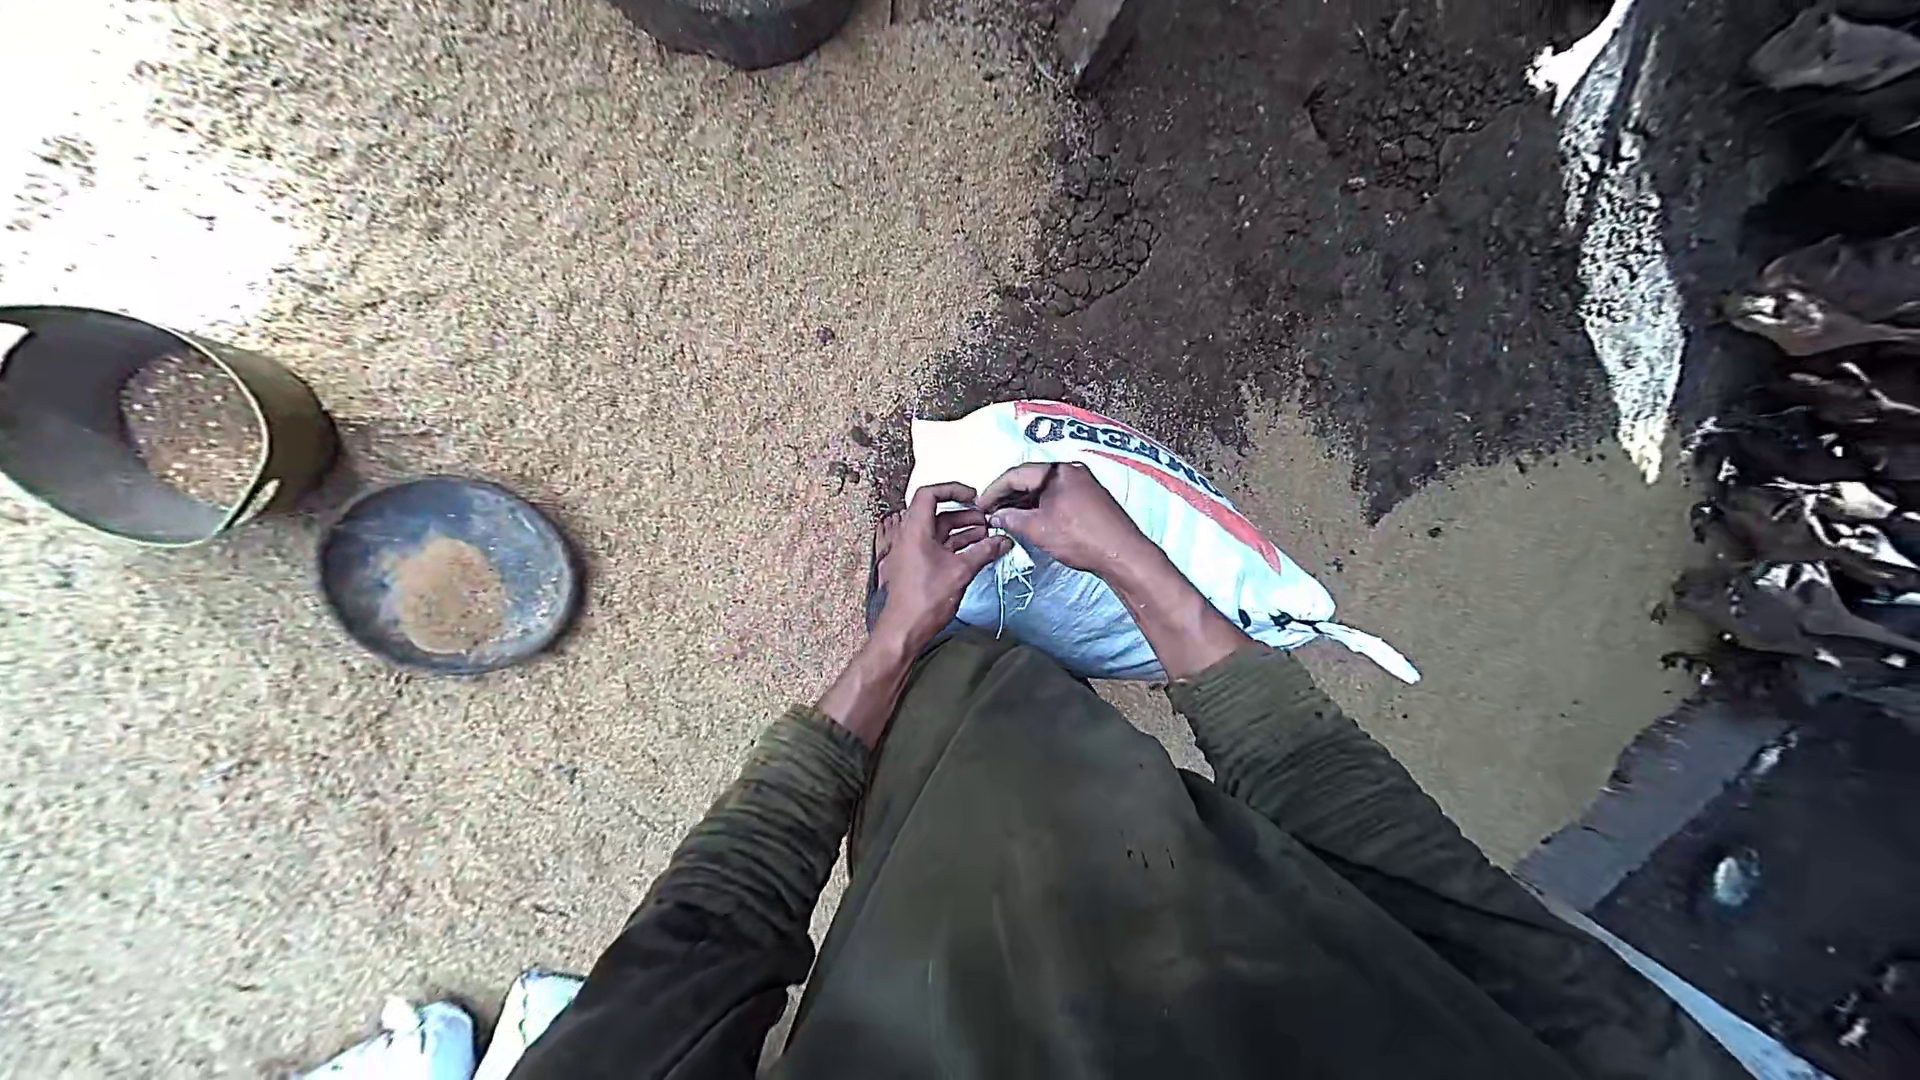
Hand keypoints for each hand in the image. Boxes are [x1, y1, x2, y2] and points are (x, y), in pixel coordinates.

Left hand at [867, 482, 1012, 658]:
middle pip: (938, 512)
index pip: (929, 494)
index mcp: (915, 529)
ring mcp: (914, 550)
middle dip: (965, 514)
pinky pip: (939, 545)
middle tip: (988, 521)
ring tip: (988, 536)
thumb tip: (1003, 540)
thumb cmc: (926, 599)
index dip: (952, 489)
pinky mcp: (918, 564)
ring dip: (964, 530)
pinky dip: (957, 545)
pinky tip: (978, 550)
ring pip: (941, 530)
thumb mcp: (961, 571)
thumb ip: (984, 551)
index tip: (974, 497)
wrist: (904, 629)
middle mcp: (911, 535)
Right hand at [978, 462, 1155, 577]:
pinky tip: (1029, 520)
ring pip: (1043, 489)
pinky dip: (1040, 506)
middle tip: (989, 513)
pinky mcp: (1089, 498)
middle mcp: (1071, 471)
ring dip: (1023, 503)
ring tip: (1006, 519)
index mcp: (1057, 471)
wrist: (1122, 554)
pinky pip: (1056, 496)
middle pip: (1029, 479)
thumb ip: (1012, 519)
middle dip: (1007, 497)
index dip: (993, 491)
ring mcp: (1082, 483)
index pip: (1015, 475)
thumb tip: (996, 516)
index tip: (980, 505)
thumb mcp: (1038, 528)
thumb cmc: (1081, 538)